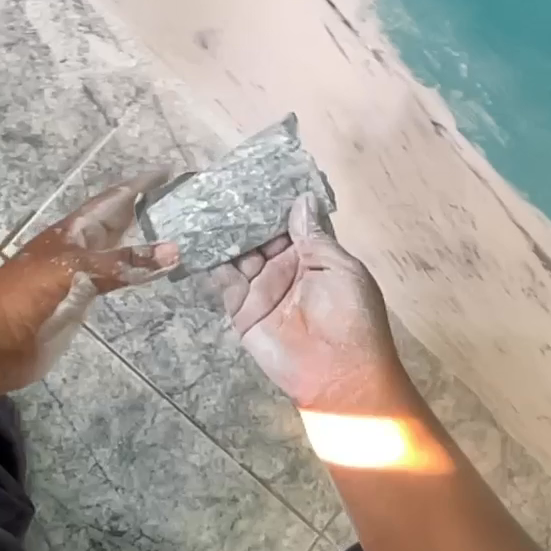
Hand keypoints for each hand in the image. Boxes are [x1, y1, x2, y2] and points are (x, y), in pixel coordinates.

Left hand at [0, 172, 178, 389]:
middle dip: (143, 211)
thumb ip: (121, 263)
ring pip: (116, 253)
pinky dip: (134, 275)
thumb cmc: (24, 299)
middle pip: (115, 223)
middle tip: (182, 203)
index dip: (137, 185)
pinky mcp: (79, 305)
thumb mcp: (74, 272)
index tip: (169, 171)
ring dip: (141, 244)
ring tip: (177, 235)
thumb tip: (174, 251)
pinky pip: (113, 283)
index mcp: (71, 232)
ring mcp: (77, 278)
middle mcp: (77, 249)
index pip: (110, 200)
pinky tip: (151, 274)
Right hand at [211, 195, 410, 412]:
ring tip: (206, 201)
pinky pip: (224, 279)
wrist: (337, 374)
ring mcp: (261, 288)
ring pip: (238, 252)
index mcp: (312, 256)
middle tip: (222, 183)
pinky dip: (212, 259)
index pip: (288, 222)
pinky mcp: (241, 309)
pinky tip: (199, 235)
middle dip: (244, 212)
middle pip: (258, 234)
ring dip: (225, 231)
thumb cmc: (351, 317)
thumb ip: (315, 236)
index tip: (257, 175)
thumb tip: (302, 199)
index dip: (274, 201)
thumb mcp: (341, 268)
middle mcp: (284, 268)